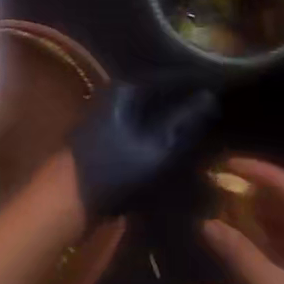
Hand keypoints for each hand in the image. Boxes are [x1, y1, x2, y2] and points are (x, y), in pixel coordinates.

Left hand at [70, 77, 216, 218]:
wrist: (62, 206)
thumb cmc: (110, 172)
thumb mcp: (155, 149)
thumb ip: (184, 122)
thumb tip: (210, 99)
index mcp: (126, 90)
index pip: (170, 77)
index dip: (196, 84)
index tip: (221, 91)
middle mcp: (115, 95)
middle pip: (159, 93)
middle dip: (185, 102)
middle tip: (215, 111)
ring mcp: (107, 115)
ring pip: (150, 111)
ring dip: (172, 119)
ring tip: (201, 127)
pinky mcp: (104, 137)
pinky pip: (140, 126)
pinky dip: (158, 131)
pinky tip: (175, 144)